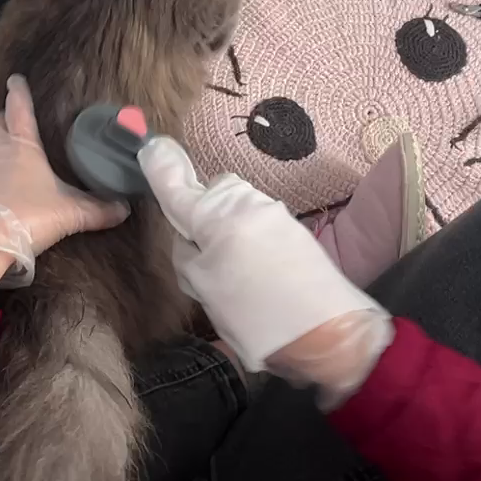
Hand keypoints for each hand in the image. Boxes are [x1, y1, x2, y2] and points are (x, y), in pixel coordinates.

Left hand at [0, 76, 128, 287]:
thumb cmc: (27, 214)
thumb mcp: (69, 212)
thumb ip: (97, 209)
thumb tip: (125, 208)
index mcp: (22, 148)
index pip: (19, 110)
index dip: (19, 92)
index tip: (16, 78)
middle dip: (2, 118)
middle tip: (11, 116)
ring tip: (13, 158)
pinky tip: (3, 192)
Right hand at [140, 137, 392, 405]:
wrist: (330, 334)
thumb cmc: (257, 318)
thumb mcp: (203, 290)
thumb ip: (186, 254)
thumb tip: (190, 235)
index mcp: (215, 217)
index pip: (175, 183)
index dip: (160, 165)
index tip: (150, 146)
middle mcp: (245, 203)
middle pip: (210, 193)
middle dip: (203, 213)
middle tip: (205, 254)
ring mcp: (273, 211)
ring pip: (235, 208)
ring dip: (229, 228)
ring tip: (239, 272)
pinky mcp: (295, 227)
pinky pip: (258, 221)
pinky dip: (250, 238)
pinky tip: (261, 273)